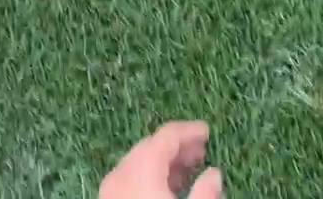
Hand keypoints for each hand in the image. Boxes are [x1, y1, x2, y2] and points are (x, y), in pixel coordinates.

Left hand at [99, 121, 223, 198]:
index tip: (208, 134)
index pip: (167, 135)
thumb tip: (214, 174)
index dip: (190, 131)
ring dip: (163, 165)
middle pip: (151, 147)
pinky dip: (149, 179)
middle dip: (177, 148)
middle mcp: (121, 174)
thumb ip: (205, 194)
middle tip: (200, 155)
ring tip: (187, 176)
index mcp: (142, 168)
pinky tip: (165, 194)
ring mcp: (109, 193)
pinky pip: (129, 182)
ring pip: (139, 165)